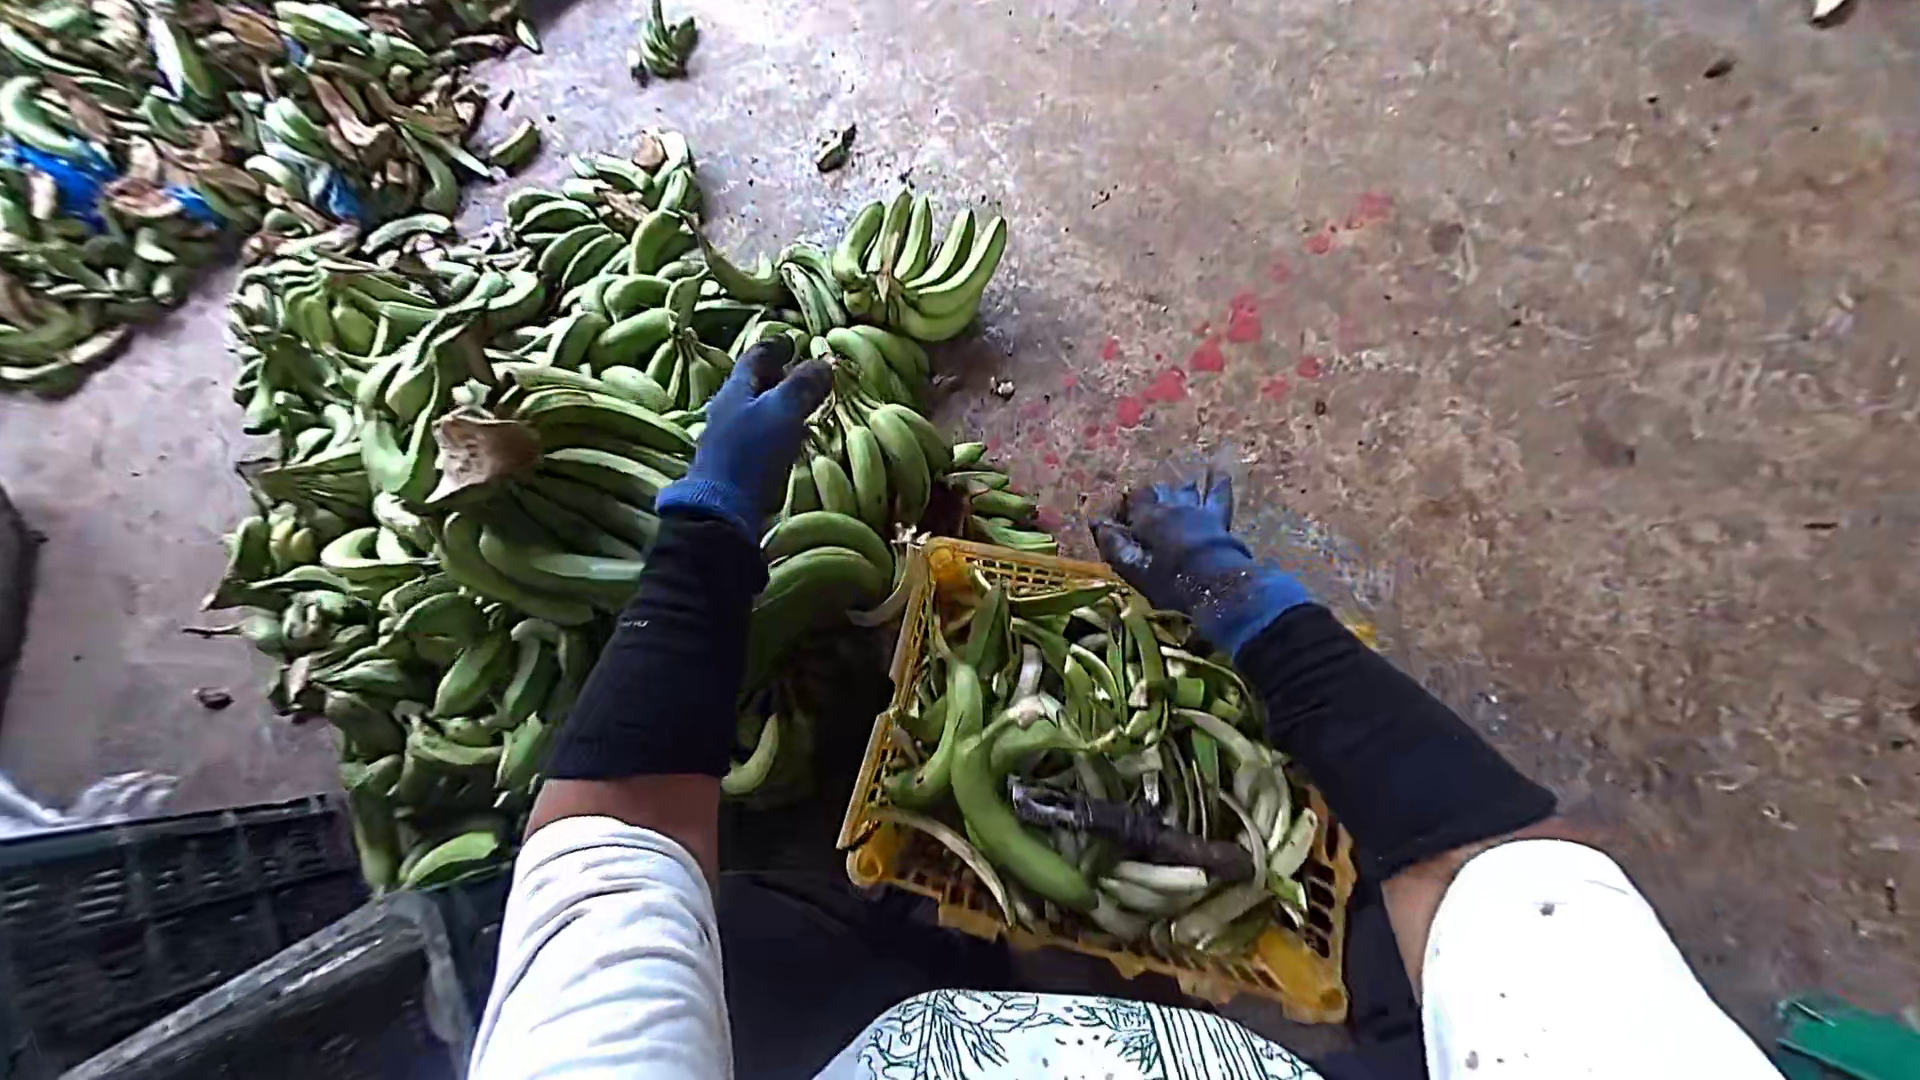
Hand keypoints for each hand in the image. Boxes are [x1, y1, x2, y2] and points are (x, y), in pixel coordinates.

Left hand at [654, 339, 830, 536]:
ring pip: (758, 411)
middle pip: (755, 384)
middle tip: (804, 373)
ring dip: (780, 404)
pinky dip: (780, 429)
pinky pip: (762, 436)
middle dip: (779, 376)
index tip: (792, 342)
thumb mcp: (782, 412)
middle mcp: (728, 410)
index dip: (776, 347)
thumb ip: (802, 386)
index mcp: (736, 390)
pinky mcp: (737, 463)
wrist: (724, 506)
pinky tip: (795, 440)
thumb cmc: (752, 452)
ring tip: (805, 406)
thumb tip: (824, 362)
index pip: (755, 357)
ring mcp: (730, 438)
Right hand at [1089, 468, 1312, 658]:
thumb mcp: (1131, 567)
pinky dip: (1218, 481)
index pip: (1131, 502)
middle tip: (1143, 509)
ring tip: (1171, 490)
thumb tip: (1095, 522)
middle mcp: (1170, 505)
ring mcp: (1196, 507)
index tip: (1120, 521)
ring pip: (1183, 489)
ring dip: (1176, 489)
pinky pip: (1218, 493)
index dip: (1125, 509)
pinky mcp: (1218, 516)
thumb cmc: (1168, 580)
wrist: (1214, 583)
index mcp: (1147, 517)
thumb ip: (1111, 543)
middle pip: (1156, 493)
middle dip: (1148, 497)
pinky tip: (1218, 470)